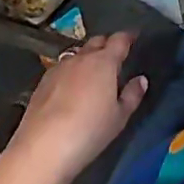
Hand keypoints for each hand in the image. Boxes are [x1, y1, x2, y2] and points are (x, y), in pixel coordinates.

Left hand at [3, 32, 148, 183]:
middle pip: (97, 41)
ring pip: (78, 53)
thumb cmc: (89, 132)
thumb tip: (141, 79)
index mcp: (104, 62)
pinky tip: (69, 87)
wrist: (43, 147)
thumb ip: (132, 96)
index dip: (128, 37)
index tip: (134, 37)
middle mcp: (82, 57)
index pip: (119, 40)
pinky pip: (61, 67)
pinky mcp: (42, 81)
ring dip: (87, 57)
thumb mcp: (119, 118)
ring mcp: (60, 67)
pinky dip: (70, 71)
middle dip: (107, 45)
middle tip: (113, 57)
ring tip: (91, 73)